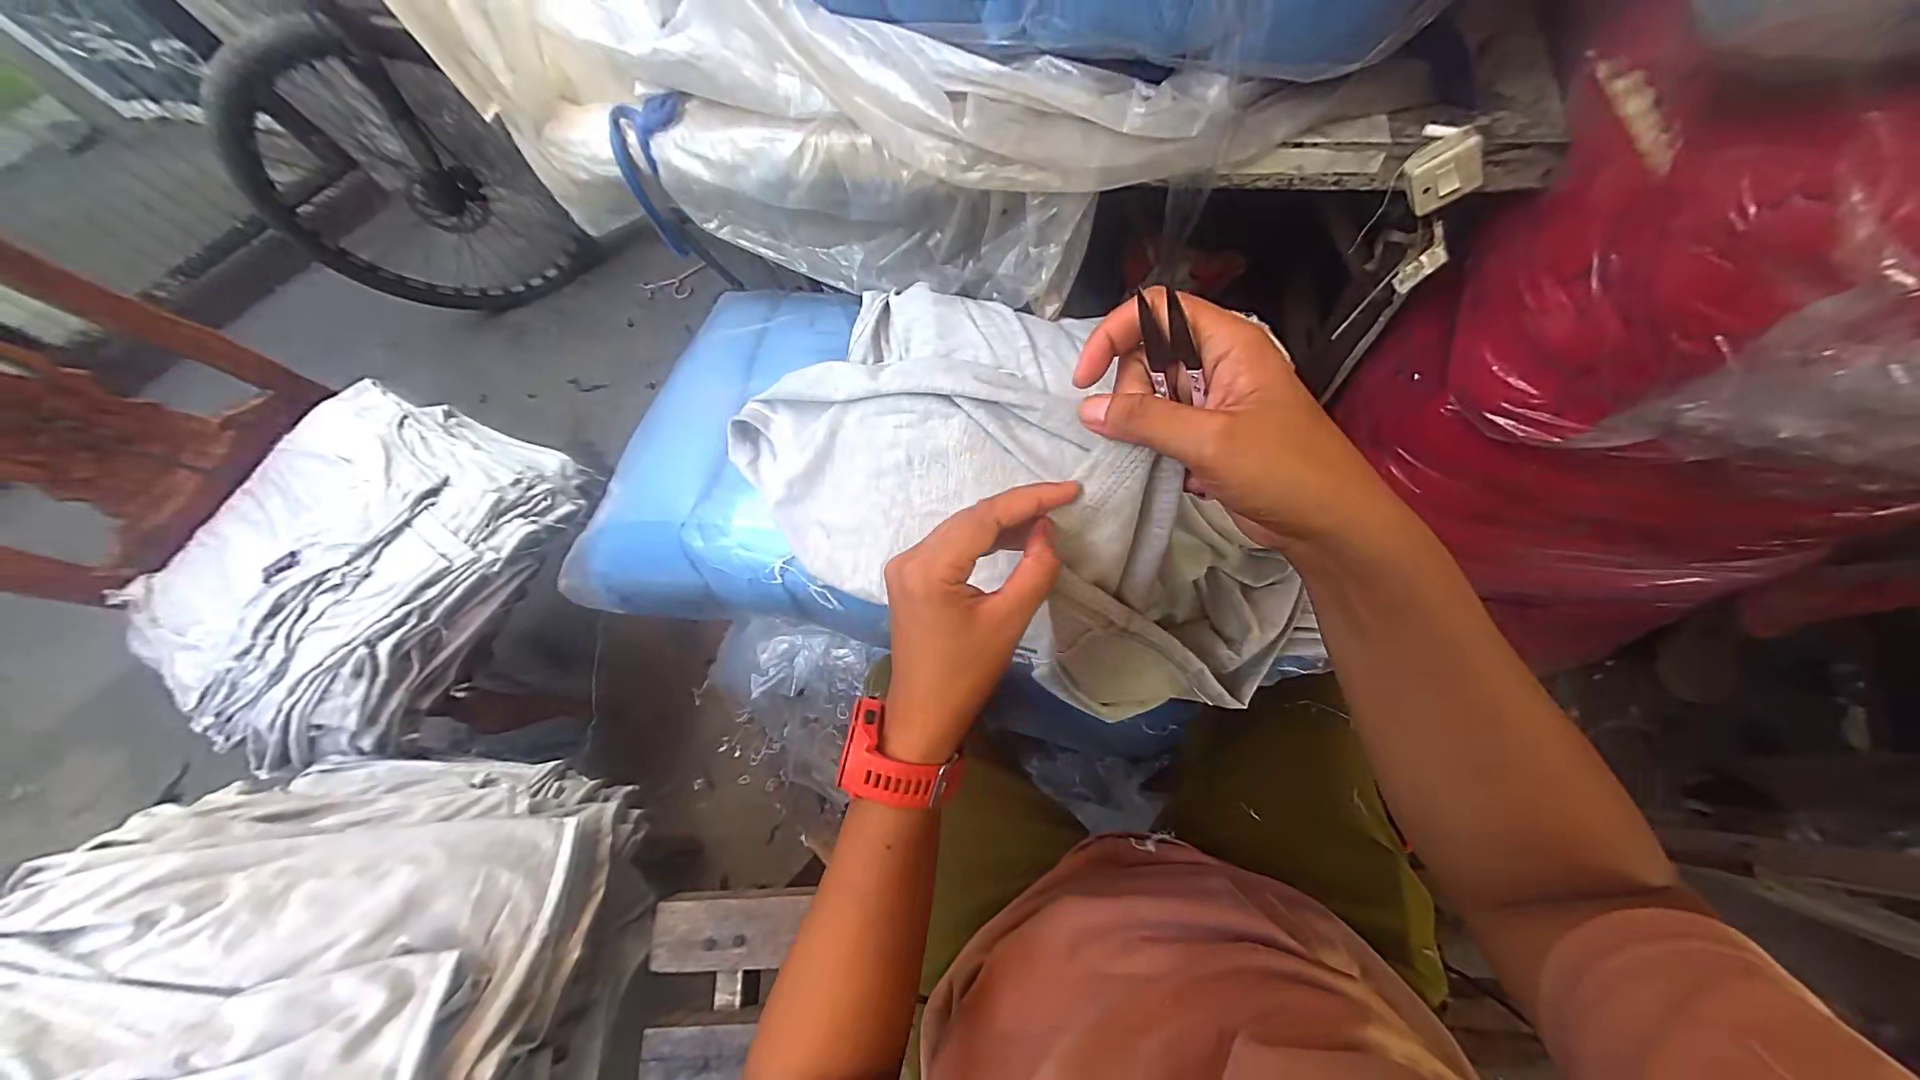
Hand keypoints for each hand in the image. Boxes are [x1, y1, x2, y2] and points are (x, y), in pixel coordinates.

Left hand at [880, 481, 1079, 764]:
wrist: (924, 714)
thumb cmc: (965, 676)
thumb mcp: (1008, 622)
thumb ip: (1034, 570)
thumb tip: (1046, 530)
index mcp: (929, 567)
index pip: (984, 517)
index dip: (1030, 499)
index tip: (1070, 491)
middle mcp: (911, 556)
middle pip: (971, 518)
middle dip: (1018, 508)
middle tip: (1063, 503)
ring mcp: (907, 565)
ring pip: (961, 528)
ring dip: (1002, 523)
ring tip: (1045, 522)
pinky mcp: (911, 576)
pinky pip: (952, 545)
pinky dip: (984, 540)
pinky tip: (1013, 540)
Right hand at [1073, 288, 1405, 553]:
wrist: (1326, 522)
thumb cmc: (1284, 470)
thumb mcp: (1211, 441)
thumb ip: (1146, 420)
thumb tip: (1089, 409)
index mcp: (1228, 344)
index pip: (1157, 310)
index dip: (1115, 332)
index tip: (1087, 378)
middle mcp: (1216, 365)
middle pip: (1147, 354)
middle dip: (1129, 389)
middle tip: (1138, 430)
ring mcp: (1210, 402)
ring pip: (1150, 394)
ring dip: (1139, 422)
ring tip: (1161, 454)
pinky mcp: (1205, 436)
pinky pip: (1161, 427)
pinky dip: (1151, 444)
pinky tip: (1169, 468)